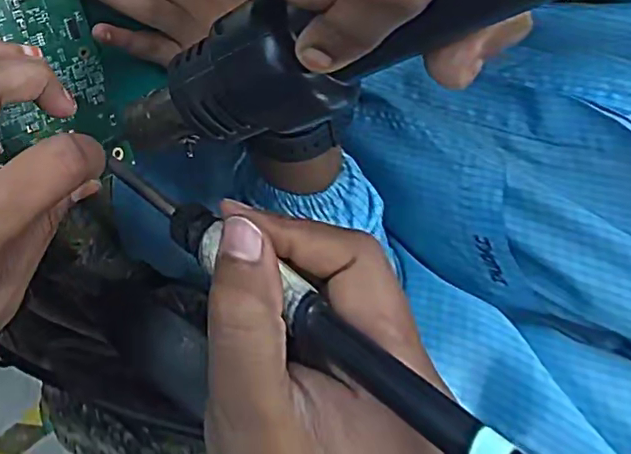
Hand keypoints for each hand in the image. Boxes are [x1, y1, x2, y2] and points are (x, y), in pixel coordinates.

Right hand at [205, 202, 447, 453]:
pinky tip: (255, 316)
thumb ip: (245, 317)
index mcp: (397, 369)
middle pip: (348, 270)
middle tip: (223, 249)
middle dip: (280, 249)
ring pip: (336, 293)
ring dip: (279, 276)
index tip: (228, 225)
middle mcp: (407, 368)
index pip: (354, 259)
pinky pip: (328, 321)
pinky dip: (285, 304)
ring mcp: (389, 380)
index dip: (288, 233)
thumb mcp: (251, 406)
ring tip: (232, 279)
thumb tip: (240, 228)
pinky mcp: (368, 390)